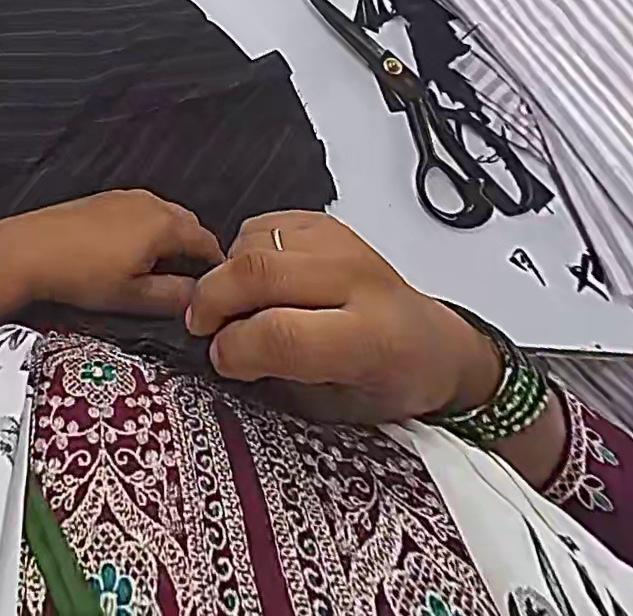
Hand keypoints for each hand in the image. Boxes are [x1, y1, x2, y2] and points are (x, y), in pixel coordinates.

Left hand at [0, 190, 223, 321]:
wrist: (30, 251)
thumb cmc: (76, 272)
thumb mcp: (134, 298)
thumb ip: (174, 297)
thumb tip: (195, 298)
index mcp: (163, 224)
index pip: (207, 242)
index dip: (214, 266)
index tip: (212, 284)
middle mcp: (148, 203)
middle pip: (189, 225)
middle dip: (192, 251)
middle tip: (185, 282)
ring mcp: (125, 198)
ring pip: (164, 217)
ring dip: (168, 240)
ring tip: (152, 271)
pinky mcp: (105, 199)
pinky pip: (140, 212)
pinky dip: (145, 231)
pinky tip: (126, 255)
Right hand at [184, 211, 500, 423]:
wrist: (431, 341)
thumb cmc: (390, 381)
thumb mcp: (339, 408)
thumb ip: (278, 379)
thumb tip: (220, 351)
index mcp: (372, 338)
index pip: (283, 333)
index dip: (235, 348)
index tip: (222, 359)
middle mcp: (357, 279)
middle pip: (258, 273)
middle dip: (212, 300)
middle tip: (201, 324)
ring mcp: (340, 243)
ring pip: (252, 244)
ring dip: (225, 276)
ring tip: (233, 304)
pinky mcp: (324, 223)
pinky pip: (260, 225)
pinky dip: (240, 251)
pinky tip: (254, 278)